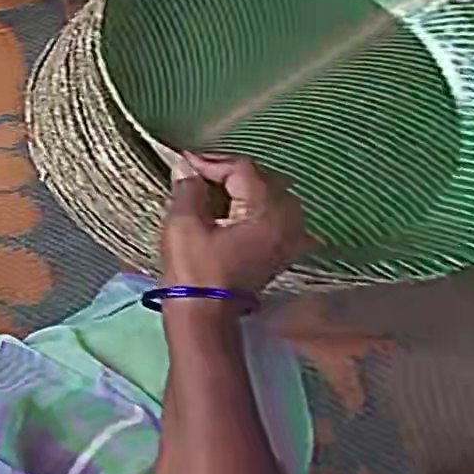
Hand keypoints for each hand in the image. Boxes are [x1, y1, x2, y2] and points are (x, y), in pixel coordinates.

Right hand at [160, 152, 312, 292]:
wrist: (204, 311)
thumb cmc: (192, 269)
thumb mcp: (183, 226)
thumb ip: (187, 191)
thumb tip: (186, 167)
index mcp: (265, 212)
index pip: (243, 171)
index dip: (212, 162)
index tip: (184, 161)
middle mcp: (288, 221)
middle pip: (265, 180)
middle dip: (231, 172)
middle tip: (198, 172)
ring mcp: (290, 238)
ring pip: (276, 197)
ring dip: (248, 188)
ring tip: (218, 188)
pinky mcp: (283, 252)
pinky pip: (282, 218)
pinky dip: (263, 208)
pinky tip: (246, 211)